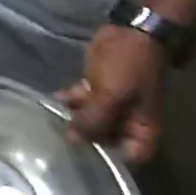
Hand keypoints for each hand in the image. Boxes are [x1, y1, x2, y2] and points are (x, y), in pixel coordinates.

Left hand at [57, 25, 164, 163]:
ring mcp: (113, 104)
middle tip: (58, 136)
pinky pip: (84, 101)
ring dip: (74, 118)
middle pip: (106, 139)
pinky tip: (55, 98)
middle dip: (86, 137)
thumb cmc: (129, 68)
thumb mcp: (113, 96)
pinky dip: (71, 101)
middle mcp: (128, 121)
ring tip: (52, 117)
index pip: (132, 157)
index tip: (86, 157)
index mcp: (142, 129)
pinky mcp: (99, 88)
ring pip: (91, 119)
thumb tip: (75, 141)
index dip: (112, 159)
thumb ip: (94, 120)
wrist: (131, 35)